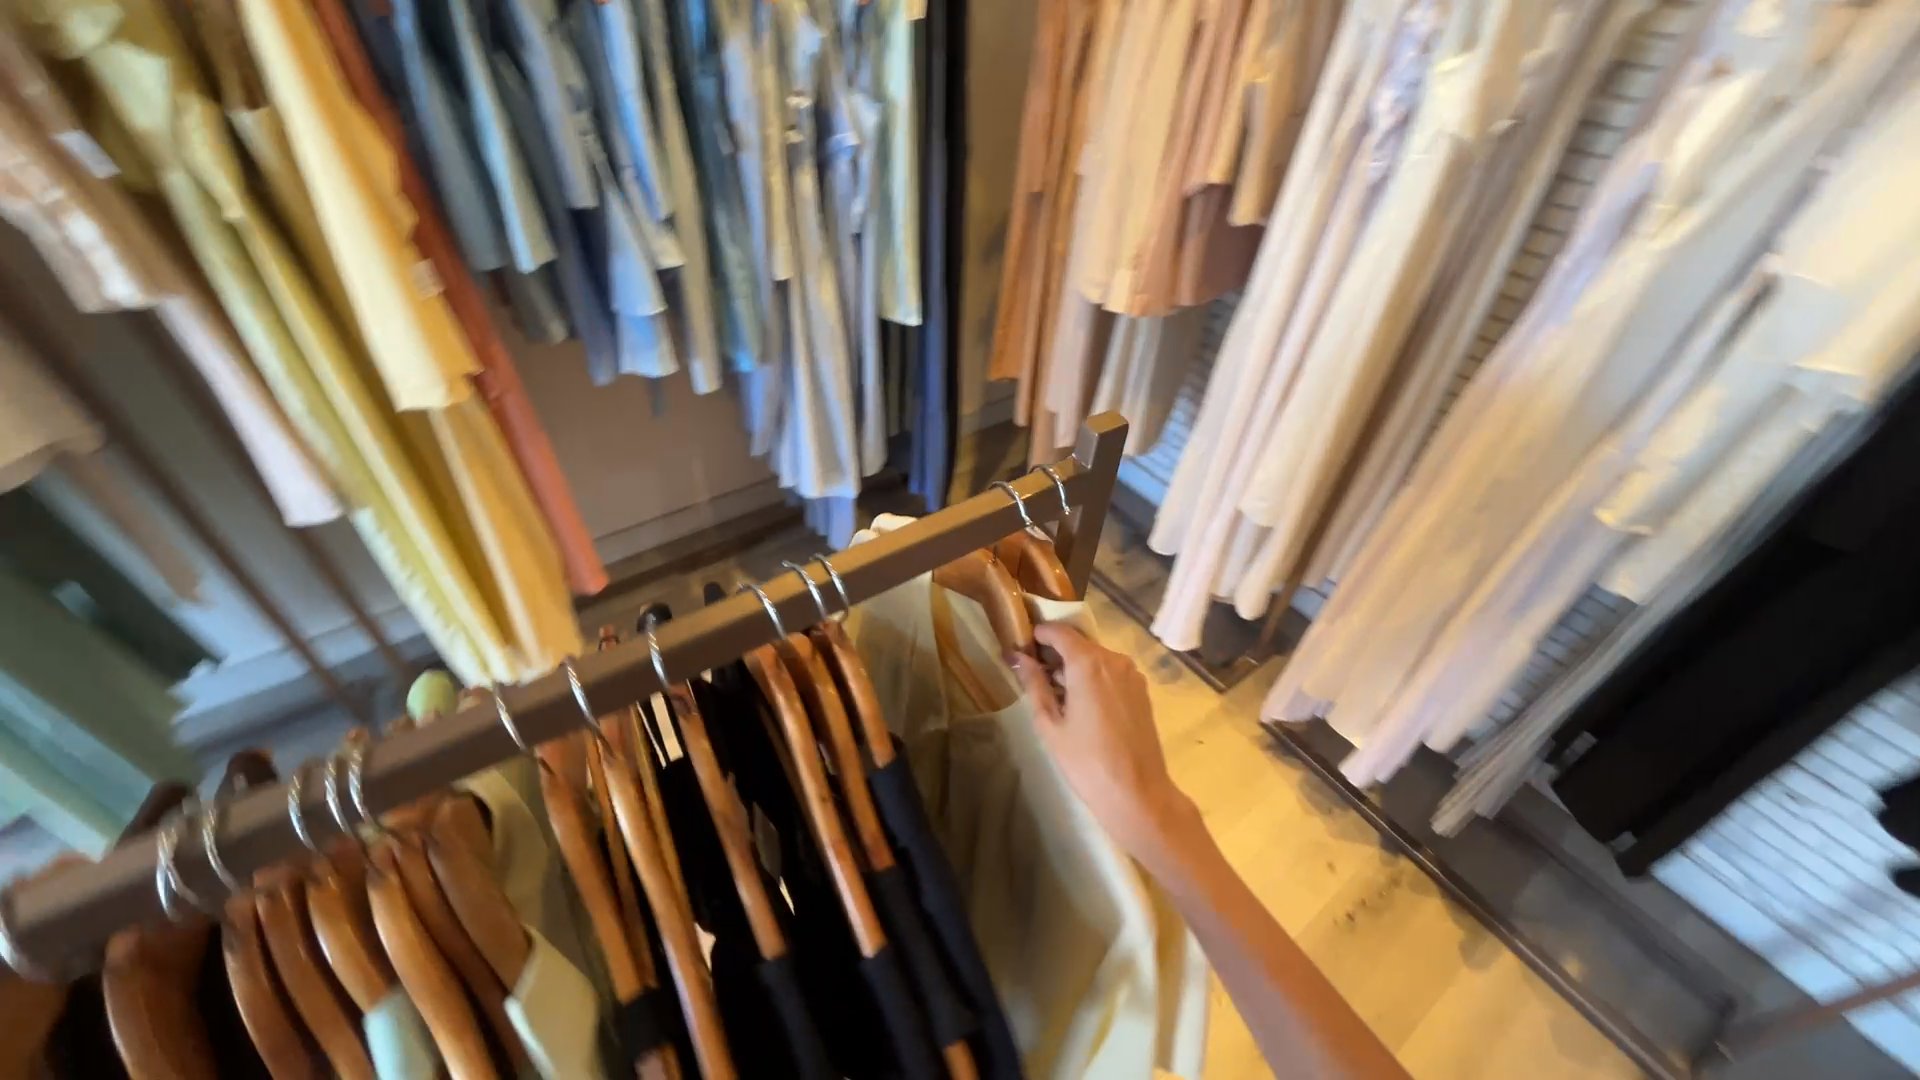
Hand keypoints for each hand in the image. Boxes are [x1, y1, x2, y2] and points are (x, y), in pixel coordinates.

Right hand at [1008, 624, 1197, 866]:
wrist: (1137, 793)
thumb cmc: (1085, 761)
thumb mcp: (1050, 723)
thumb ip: (1034, 684)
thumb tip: (1018, 657)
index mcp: (1087, 663)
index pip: (1060, 631)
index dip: (1040, 634)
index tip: (1024, 645)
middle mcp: (1113, 659)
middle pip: (1079, 644)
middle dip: (1057, 654)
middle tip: (1037, 676)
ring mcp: (1132, 674)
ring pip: (1097, 658)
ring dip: (1076, 667)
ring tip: (1059, 696)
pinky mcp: (1142, 690)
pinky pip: (1112, 672)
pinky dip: (1095, 678)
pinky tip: (1084, 706)